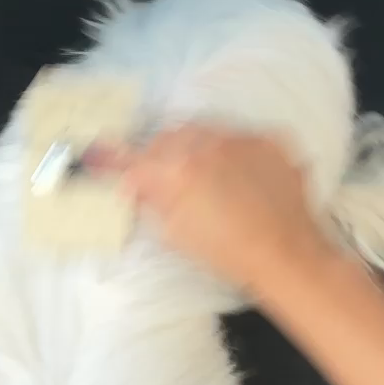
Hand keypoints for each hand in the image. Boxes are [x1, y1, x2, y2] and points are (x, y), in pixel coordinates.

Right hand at [118, 125, 340, 289]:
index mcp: (177, 170)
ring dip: (192, 146)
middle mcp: (208, 144)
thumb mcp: (175, 232)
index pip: (134, 159)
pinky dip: (228, 151)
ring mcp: (242, 139)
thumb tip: (134, 185)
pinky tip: (233, 176)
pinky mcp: (270, 140)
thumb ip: (150, 200)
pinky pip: (238, 136)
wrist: (287, 254)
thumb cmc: (228, 252)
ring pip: (202, 130)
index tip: (96, 156)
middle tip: (158, 175)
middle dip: (157, 153)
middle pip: (167, 137)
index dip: (112, 159)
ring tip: (199, 175)